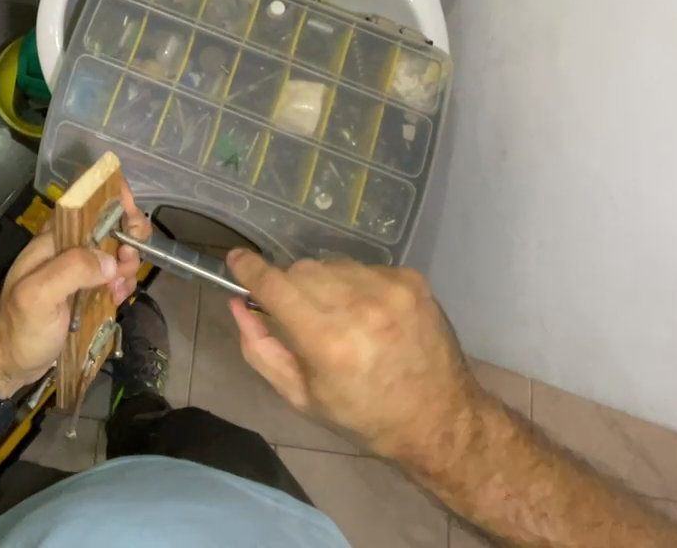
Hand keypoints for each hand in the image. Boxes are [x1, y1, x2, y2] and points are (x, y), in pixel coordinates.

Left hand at [0, 182, 149, 394]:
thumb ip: (71, 270)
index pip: (86, 203)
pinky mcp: (87, 289)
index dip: (113, 201)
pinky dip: (122, 283)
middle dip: (127, 239)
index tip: (131, 221)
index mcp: (53, 238)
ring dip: (127, 266)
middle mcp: (67, 246)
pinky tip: (117, 298)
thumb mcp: (39, 296)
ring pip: (115, 251)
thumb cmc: (19, 328)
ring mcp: (78, 268)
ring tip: (118, 289)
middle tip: (126, 265)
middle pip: (109, 224)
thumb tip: (110, 260)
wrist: (10, 365)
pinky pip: (114, 276)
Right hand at [226, 251, 480, 462]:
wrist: (441, 419)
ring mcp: (388, 288)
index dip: (248, 268)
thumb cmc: (364, 415)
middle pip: (299, 271)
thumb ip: (260, 348)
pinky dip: (356, 284)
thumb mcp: (301, 396)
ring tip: (342, 316)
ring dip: (324, 283)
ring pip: (330, 264)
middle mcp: (357, 306)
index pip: (273, 286)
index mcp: (326, 341)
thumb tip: (238, 304)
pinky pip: (363, 266)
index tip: (235, 259)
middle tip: (302, 315)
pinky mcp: (410, 279)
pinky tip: (371, 313)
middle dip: (290, 287)